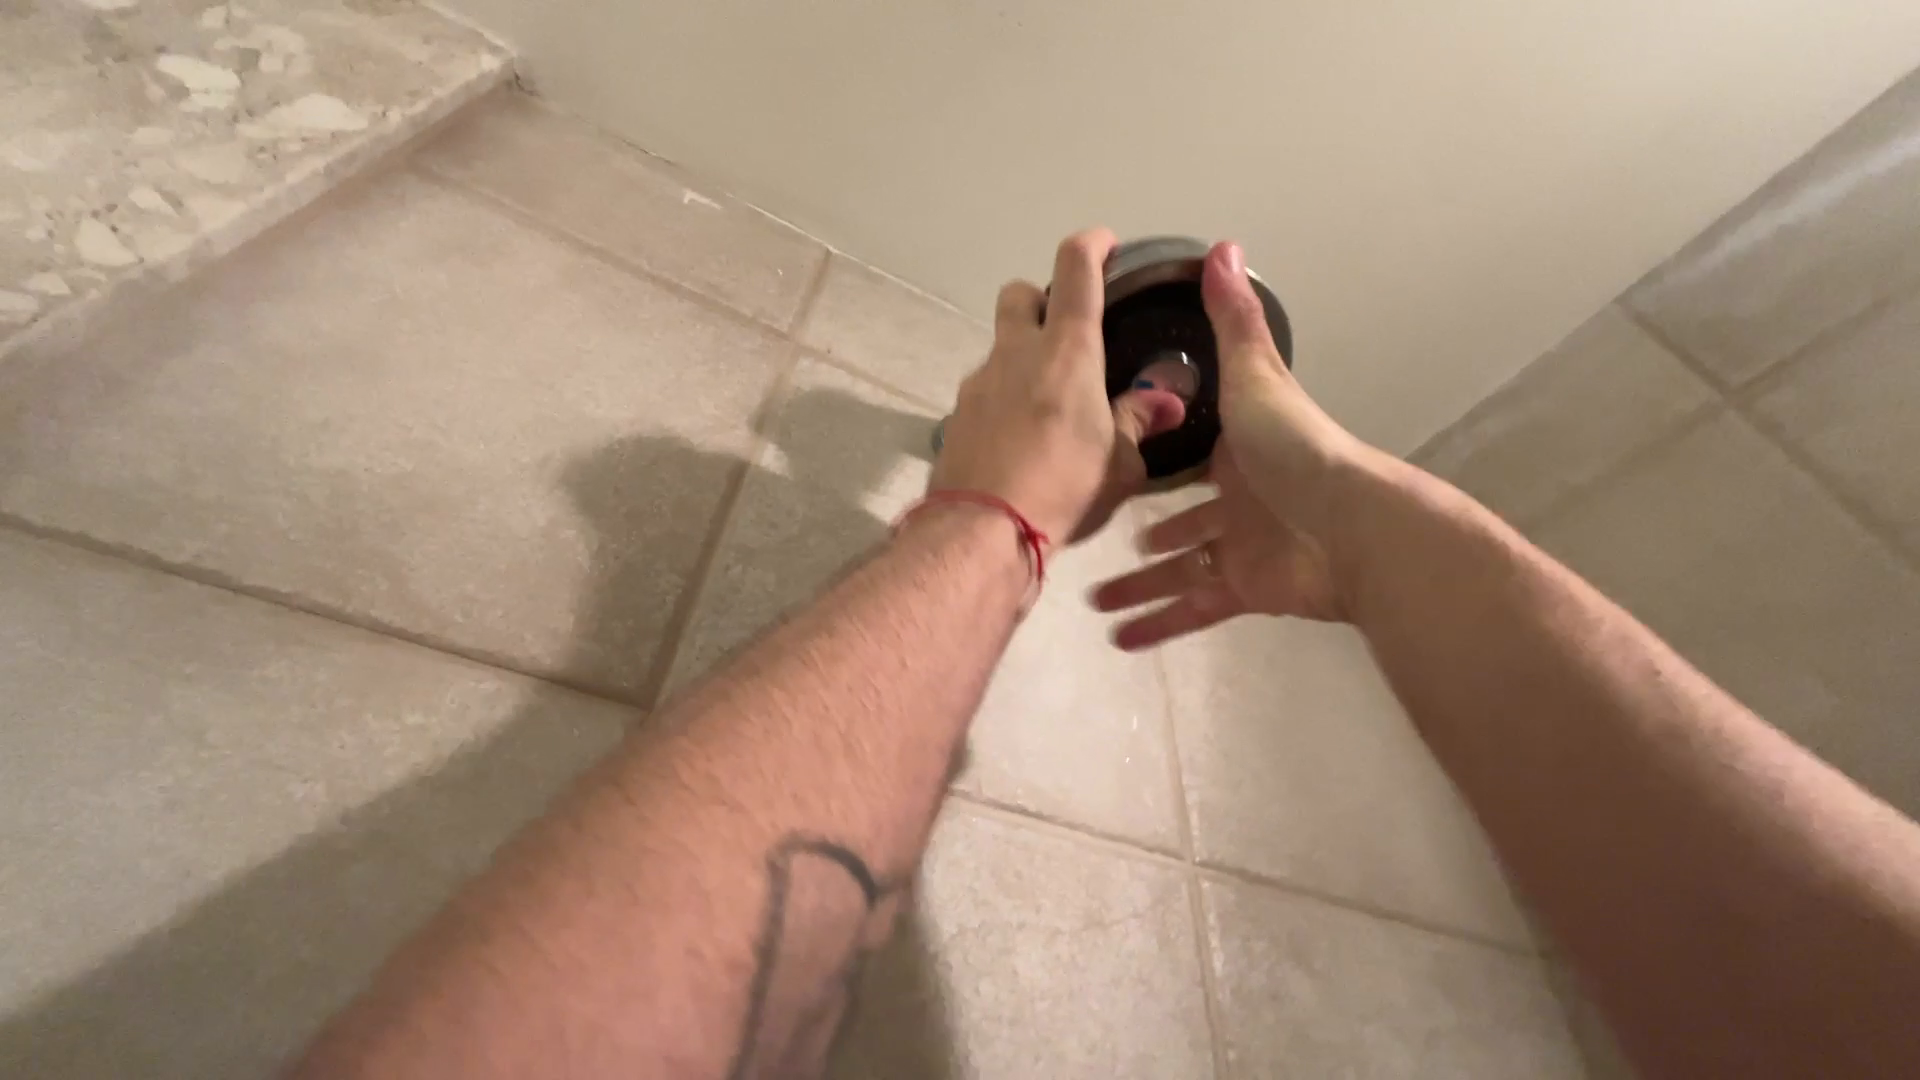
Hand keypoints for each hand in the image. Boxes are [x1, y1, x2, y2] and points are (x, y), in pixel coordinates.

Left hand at [931, 229, 1184, 542]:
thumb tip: (1167, 401)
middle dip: (1041, 299)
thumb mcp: (1119, 463)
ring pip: (999, 348)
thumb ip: (1138, 422)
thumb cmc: (1065, 489)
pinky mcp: (954, 417)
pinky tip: (1016, 440)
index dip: (1091, 245)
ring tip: (1045, 406)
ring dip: (1021, 360)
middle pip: (1019, 295)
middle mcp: (1016, 354)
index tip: (1103, 244)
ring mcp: (978, 384)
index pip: (1075, 269)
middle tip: (1065, 336)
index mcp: (1067, 352)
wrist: (983, 530)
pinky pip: (982, 392)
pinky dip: (1001, 401)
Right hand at [1092, 242, 1364, 646]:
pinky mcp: (1248, 593)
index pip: (1186, 460)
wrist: (1353, 529)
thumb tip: (1222, 247)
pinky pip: (1195, 611)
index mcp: (1236, 453)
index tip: (1108, 474)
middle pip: (1177, 523)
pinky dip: (1160, 626)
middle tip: (1089, 543)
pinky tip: (1122, 640)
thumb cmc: (1295, 452)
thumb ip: (1233, 325)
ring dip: (1136, 587)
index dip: (1150, 467)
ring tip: (1092, 601)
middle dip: (1136, 538)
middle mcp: (1238, 502)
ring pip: (1177, 572)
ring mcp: (1242, 551)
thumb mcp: (1255, 379)